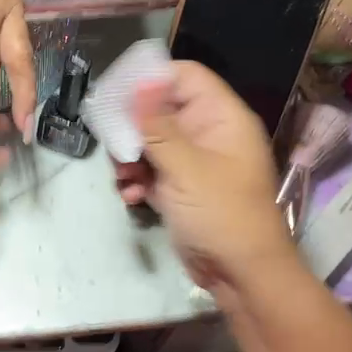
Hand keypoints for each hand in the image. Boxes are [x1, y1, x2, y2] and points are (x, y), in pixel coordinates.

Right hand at [114, 61, 295, 288]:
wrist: (240, 274)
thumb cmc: (221, 214)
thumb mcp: (185, 167)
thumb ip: (158, 126)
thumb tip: (140, 83)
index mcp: (221, 119)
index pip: (185, 78)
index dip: (151, 80)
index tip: (115, 93)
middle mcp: (208, 135)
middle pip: (161, 110)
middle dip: (132, 126)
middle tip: (111, 141)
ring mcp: (194, 164)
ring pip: (152, 143)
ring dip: (130, 157)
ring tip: (122, 175)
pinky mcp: (182, 190)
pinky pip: (153, 172)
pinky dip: (139, 180)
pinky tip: (132, 195)